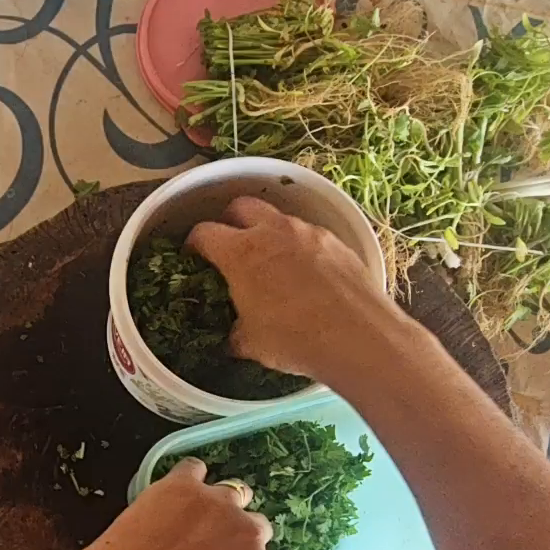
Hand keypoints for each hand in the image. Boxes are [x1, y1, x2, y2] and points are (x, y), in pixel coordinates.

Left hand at [53, 457, 309, 549]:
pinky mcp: (182, 485)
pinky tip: (175, 492)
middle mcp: (248, 533)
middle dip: (230, 535)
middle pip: (250, 525)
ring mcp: (215, 504)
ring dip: (215, 504)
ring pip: (228, 494)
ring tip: (188, 521)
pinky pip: (193, 468)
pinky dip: (187, 477)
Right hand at [186, 196, 414, 381]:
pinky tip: (301, 274)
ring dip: (266, 232)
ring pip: (277, 217)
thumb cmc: (293, 339)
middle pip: (241, 206)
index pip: (203, 233)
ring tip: (267, 261)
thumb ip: (233, 331)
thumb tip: (232, 336)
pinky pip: (307, 234)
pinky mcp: (337, 241)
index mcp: (240, 253)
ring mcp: (308, 232)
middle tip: (228, 247)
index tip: (192, 257)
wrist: (357, 337)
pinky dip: (296, 246)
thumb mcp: (249, 343)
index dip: (192, 244)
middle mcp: (273, 231)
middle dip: (229, 222)